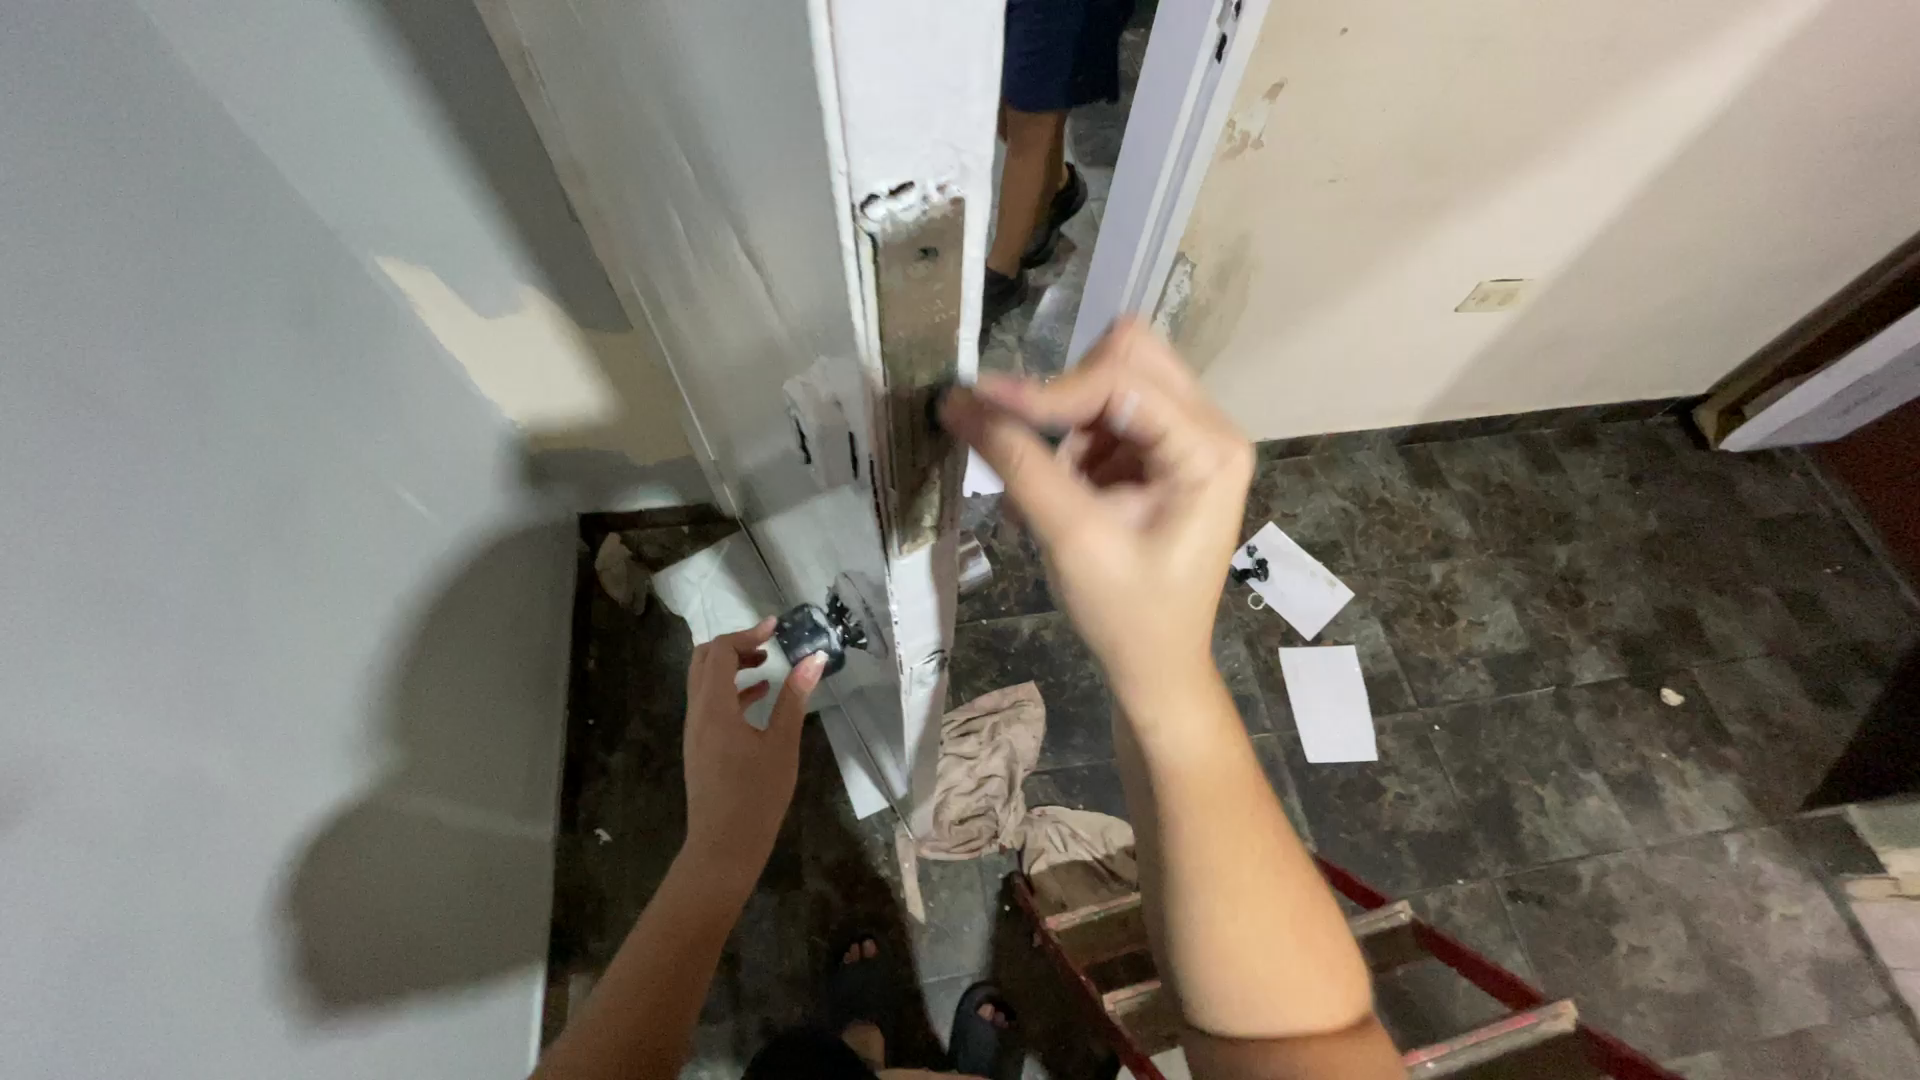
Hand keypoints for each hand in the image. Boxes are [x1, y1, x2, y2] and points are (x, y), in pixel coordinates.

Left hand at [680, 618, 827, 879]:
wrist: (724, 847)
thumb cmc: (757, 796)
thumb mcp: (783, 744)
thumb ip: (795, 697)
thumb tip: (815, 659)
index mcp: (714, 708)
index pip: (721, 653)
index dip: (747, 634)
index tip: (775, 628)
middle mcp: (697, 713)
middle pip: (704, 661)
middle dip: (735, 645)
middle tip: (768, 644)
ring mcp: (695, 731)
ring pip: (704, 682)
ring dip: (732, 667)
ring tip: (768, 666)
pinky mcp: (701, 746)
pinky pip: (710, 704)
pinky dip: (732, 691)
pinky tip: (761, 696)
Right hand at [940, 319, 1252, 701]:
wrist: (1155, 665)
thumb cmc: (1128, 614)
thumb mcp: (1071, 538)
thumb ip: (1017, 465)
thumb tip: (956, 403)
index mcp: (1208, 448)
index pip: (1122, 380)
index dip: (1047, 390)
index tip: (978, 403)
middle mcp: (1208, 428)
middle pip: (1126, 357)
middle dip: (1064, 397)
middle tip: (1022, 440)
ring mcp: (1186, 438)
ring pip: (1110, 382)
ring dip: (1065, 429)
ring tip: (1049, 497)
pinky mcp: (1161, 453)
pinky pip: (1105, 417)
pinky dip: (1070, 448)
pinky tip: (1059, 499)